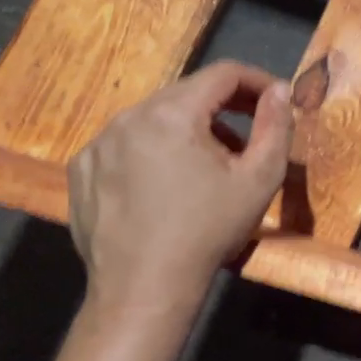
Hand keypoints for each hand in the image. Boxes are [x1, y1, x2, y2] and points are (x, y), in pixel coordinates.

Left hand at [67, 61, 294, 314]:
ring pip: (156, 116)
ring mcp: (98, 144)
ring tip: (214, 163)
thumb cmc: (210, 229)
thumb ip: (276, 125)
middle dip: (226, 105)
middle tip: (253, 133)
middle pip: (188, 92)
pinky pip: (127, 142)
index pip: (222, 74)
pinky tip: (171, 182)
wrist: (145, 287)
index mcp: (172, 114)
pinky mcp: (82, 170)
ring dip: (192, 127)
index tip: (277, 101)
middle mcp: (128, 117)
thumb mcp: (261, 177)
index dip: (257, 80)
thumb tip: (279, 91)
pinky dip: (156, 148)